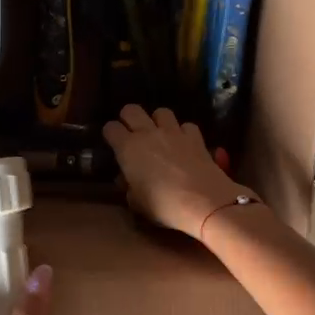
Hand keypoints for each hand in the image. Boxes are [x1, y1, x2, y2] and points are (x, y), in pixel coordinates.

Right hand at [102, 104, 253, 238]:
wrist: (204, 202)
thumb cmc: (164, 205)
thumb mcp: (137, 202)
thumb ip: (128, 186)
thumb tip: (127, 179)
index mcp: (128, 148)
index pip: (111, 128)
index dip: (111, 134)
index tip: (114, 144)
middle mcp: (148, 133)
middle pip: (132, 110)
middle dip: (129, 118)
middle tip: (133, 134)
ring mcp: (173, 132)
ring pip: (161, 111)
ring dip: (158, 121)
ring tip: (161, 136)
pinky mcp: (195, 136)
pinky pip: (186, 126)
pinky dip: (184, 133)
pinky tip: (185, 144)